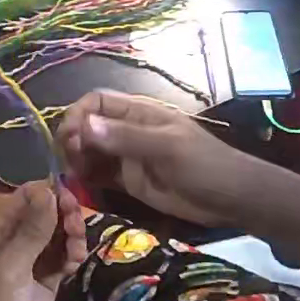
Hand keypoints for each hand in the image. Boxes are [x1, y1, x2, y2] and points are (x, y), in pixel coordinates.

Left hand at [0, 181, 84, 300]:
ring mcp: (30, 262)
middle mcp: (14, 241)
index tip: (70, 199)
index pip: (26, 197)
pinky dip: (72, 255)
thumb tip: (50, 189)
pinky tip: (76, 263)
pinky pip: (63, 257)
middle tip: (78, 227)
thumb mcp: (11, 267)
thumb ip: (32, 229)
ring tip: (78, 252)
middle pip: (45, 213)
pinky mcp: (45, 282)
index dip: (49, 193)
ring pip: (57, 235)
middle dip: (64, 215)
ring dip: (71, 236)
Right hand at [57, 91, 274, 226]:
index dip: (78, 114)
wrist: (231, 199)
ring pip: (89, 150)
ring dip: (75, 160)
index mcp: (138, 112)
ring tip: (74, 177)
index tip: (68, 137)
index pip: (97, 101)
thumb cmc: (204, 165)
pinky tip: (80, 188)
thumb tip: (85, 125)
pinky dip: (85, 178)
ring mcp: (127, 156)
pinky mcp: (128, 181)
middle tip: (69, 162)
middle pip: (88, 125)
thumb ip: (127, 138)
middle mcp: (127, 130)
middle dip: (73, 139)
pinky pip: (99, 175)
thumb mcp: (167, 148)